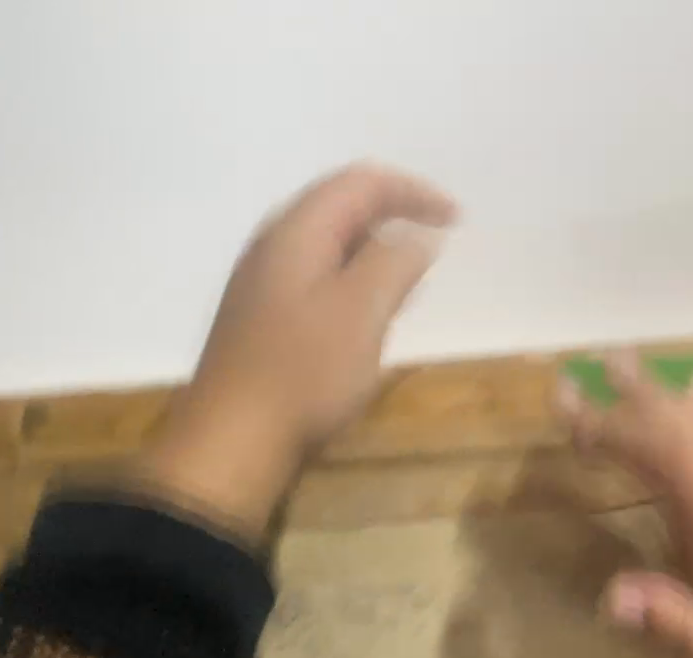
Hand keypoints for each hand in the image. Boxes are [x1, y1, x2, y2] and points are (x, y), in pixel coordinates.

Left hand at [137, 162, 458, 539]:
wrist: (235, 439)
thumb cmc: (304, 372)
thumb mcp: (361, 311)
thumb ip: (394, 263)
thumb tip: (418, 236)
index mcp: (297, 232)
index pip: (360, 183)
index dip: (413, 192)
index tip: (456, 220)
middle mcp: (274, 247)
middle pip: (340, 208)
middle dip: (395, 218)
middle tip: (435, 248)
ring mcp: (264, 285)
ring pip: (330, 248)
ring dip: (376, 254)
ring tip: (412, 282)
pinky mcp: (265, 321)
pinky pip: (319, 281)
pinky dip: (355, 284)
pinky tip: (370, 317)